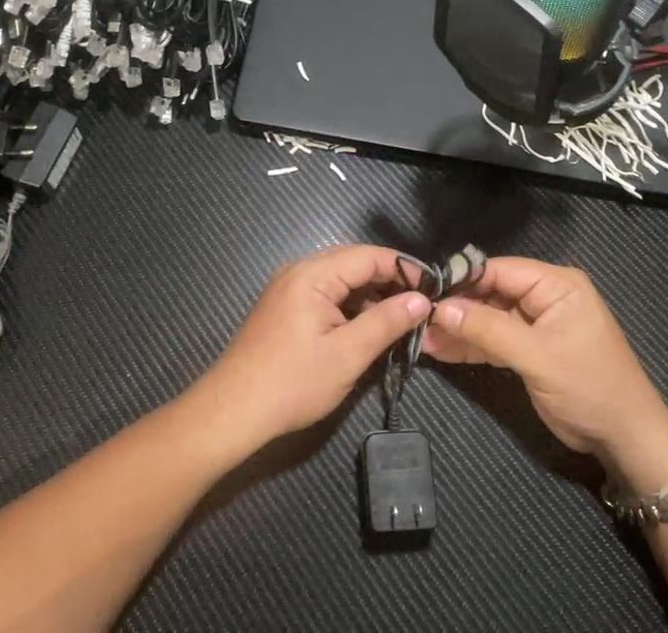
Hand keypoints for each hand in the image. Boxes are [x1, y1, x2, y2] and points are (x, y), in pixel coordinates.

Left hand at [192, 245, 430, 449]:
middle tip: (422, 302)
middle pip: (353, 262)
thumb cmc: (292, 382)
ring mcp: (288, 290)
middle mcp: (298, 272)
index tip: (435, 288)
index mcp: (312, 274)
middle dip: (389, 280)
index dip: (404, 268)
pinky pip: (326, 295)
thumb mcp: (348, 354)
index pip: (368, 256)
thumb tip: (422, 300)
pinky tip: (369, 326)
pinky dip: (350, 306)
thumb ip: (386, 322)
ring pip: (340, 280)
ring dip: (370, 294)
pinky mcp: (285, 309)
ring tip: (402, 317)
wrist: (233, 411)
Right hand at [423, 256, 667, 491]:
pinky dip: (470, 346)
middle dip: (456, 308)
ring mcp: (536, 324)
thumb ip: (488, 329)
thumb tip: (440, 308)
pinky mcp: (530, 349)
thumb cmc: (589, 387)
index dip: (462, 279)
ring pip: (488, 318)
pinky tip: (440, 351)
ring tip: (421, 339)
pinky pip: (494, 339)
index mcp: (556, 285)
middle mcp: (545, 297)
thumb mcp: (536, 356)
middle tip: (417, 320)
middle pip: (490, 292)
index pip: (499, 270)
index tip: (423, 291)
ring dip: (458, 330)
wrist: (625, 438)